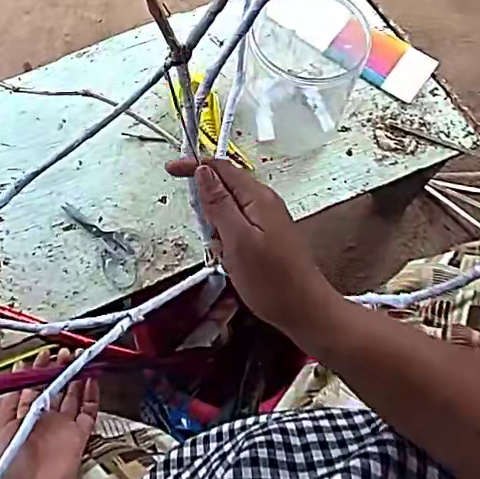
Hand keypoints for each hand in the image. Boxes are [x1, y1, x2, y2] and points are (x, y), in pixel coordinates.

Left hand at [0, 348, 97, 478]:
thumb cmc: (7, 469)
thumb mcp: (1, 427)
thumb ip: (10, 398)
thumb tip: (16, 371)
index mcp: (25, 417)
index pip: (36, 386)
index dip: (41, 368)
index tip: (46, 353)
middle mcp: (45, 421)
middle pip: (57, 388)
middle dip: (62, 368)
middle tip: (66, 353)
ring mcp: (62, 428)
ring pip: (73, 396)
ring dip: (78, 377)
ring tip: (81, 359)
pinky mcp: (78, 437)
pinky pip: (88, 412)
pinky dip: (92, 395)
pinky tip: (91, 379)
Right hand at [166, 157, 338, 332]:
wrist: (307, 312)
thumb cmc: (274, 281)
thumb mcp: (237, 239)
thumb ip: (218, 203)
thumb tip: (203, 172)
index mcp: (257, 197)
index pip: (220, 167)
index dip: (194, 166)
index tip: (172, 170)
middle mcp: (264, 202)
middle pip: (224, 186)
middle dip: (207, 205)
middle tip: (207, 231)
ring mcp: (267, 218)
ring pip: (229, 209)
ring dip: (218, 227)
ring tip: (225, 252)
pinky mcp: (267, 235)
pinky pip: (238, 226)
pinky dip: (228, 238)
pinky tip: (233, 259)